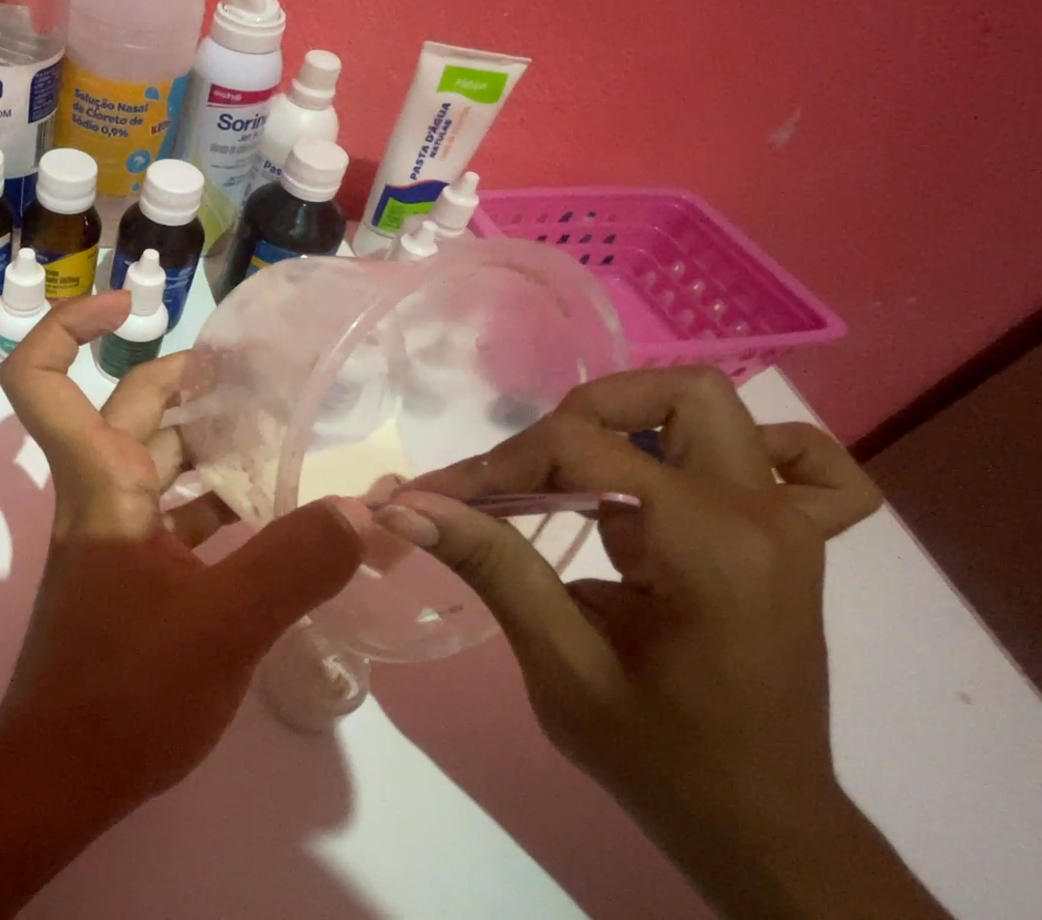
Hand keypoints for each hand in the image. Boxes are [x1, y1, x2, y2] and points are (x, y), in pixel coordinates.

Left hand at [0, 292, 368, 803]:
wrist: (64, 774)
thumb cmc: (126, 689)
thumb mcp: (224, 624)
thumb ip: (298, 563)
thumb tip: (368, 509)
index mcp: (100, 484)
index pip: (40, 379)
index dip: (66, 326)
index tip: (131, 306)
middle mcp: (102, 497)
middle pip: (131, 412)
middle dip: (188, 384)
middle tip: (263, 378)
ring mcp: (117, 539)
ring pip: (163, 466)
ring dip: (215, 447)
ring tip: (292, 438)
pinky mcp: (135, 578)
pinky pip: (181, 520)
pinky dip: (224, 508)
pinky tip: (284, 519)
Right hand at [373, 368, 940, 918]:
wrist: (753, 817)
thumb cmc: (652, 749)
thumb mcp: (558, 660)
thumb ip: (492, 566)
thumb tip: (407, 507)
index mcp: (705, 542)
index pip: (580, 447)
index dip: (493, 463)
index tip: (433, 497)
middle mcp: (759, 513)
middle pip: (673, 396)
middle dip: (575, 418)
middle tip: (520, 476)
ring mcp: (788, 523)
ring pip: (718, 414)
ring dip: (634, 426)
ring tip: (574, 479)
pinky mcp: (794, 541)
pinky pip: (806, 462)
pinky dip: (747, 451)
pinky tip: (687, 484)